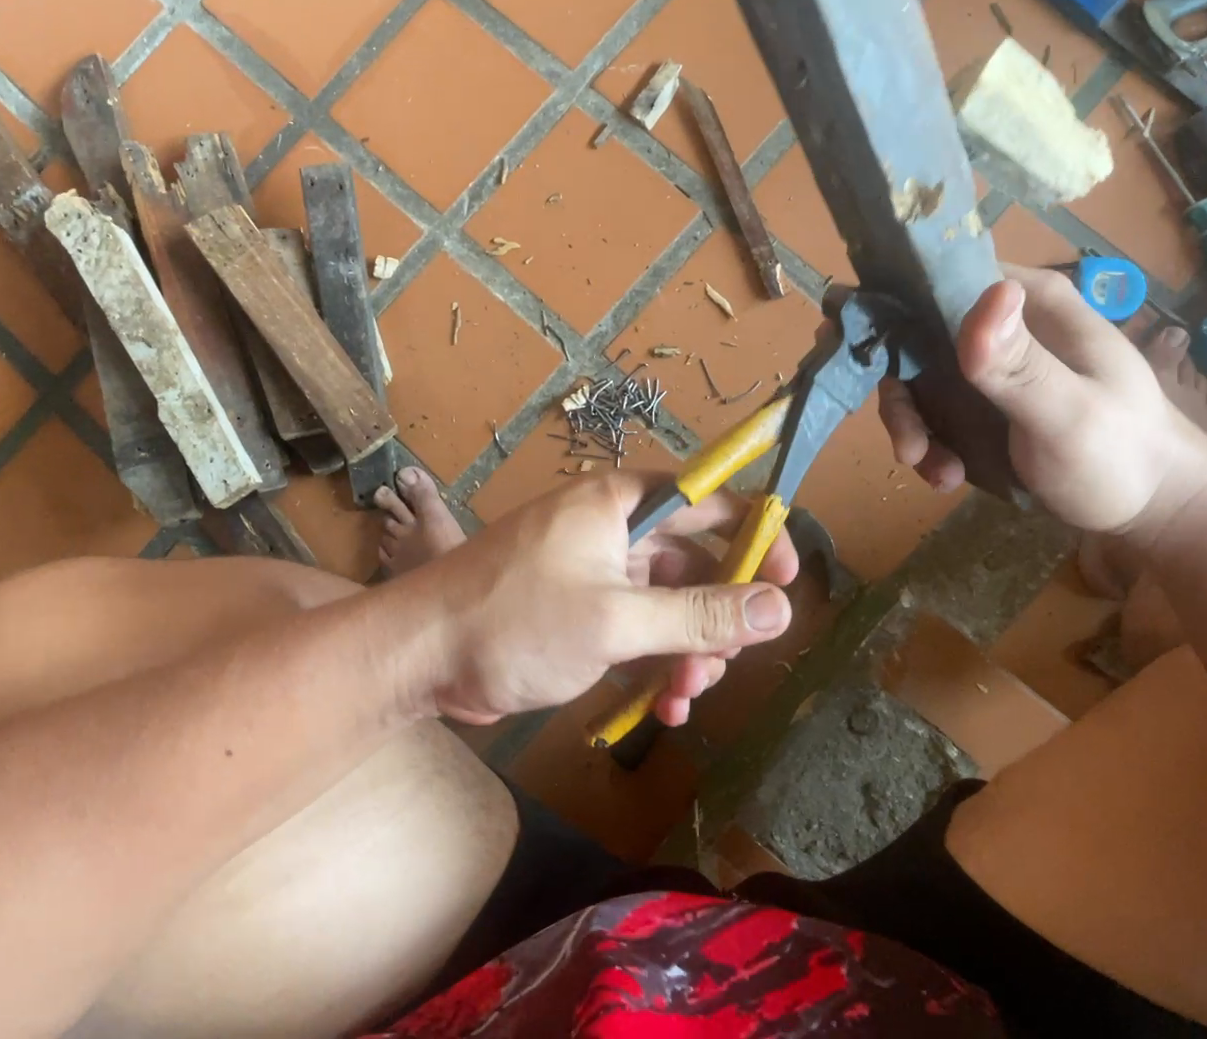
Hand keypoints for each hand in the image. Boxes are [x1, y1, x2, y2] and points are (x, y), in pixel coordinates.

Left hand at [409, 473, 798, 726]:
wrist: (419, 659)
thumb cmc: (514, 621)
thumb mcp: (616, 621)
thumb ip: (700, 615)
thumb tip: (781, 608)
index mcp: (619, 503)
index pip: (711, 500)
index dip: (756, 534)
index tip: (786, 581)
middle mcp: (611, 529)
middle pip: (694, 563)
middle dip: (715, 618)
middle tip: (722, 666)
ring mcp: (594, 573)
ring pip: (668, 606)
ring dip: (685, 652)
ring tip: (682, 698)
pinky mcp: (579, 613)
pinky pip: (636, 631)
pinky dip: (653, 664)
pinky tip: (659, 707)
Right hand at [878, 265, 1206, 535]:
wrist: (1146, 511)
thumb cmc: (1120, 455)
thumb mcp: (1070, 413)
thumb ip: (1021, 364)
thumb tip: (986, 294)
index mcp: (1027, 305)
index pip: (944, 278)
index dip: (891, 303)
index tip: (848, 337)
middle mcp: (998, 329)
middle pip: (913, 338)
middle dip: (896, 393)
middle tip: (904, 442)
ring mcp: (984, 373)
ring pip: (913, 384)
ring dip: (911, 430)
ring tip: (935, 470)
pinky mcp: (976, 412)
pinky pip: (928, 420)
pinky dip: (928, 451)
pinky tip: (947, 479)